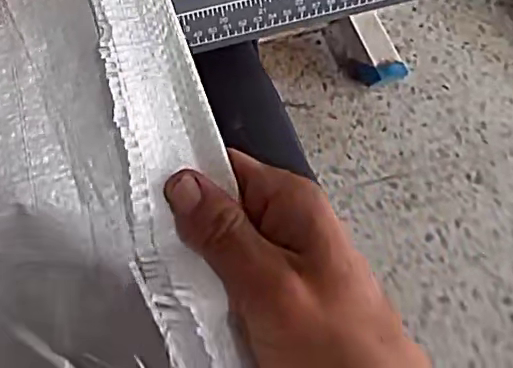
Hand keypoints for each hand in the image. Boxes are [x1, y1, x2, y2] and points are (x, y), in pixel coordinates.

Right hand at [167, 150, 427, 367]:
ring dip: (210, 281)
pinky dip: (224, 308)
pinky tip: (227, 325)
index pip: (223, 164)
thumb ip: (224, 232)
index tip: (160, 200)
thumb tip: (185, 186)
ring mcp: (286, 268)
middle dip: (197, 239)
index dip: (189, 180)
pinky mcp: (283, 305)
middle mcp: (290, 227)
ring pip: (223, 257)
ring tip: (215, 307)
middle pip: (219, 212)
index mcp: (293, 202)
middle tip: (190, 269)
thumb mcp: (272, 286)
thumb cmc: (352, 358)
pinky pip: (237, 292)